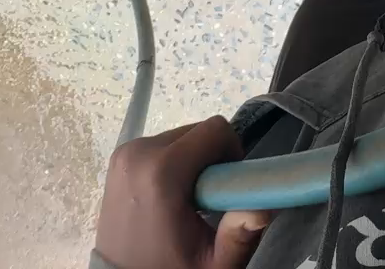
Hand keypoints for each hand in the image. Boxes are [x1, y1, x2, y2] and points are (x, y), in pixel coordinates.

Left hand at [95, 117, 272, 268]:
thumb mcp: (212, 266)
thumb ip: (239, 235)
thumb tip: (264, 207)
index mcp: (162, 171)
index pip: (215, 129)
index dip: (231, 152)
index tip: (227, 187)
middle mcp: (140, 152)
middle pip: (198, 132)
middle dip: (211, 159)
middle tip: (208, 199)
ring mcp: (126, 153)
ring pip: (181, 137)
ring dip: (193, 161)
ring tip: (187, 201)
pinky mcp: (120, 157)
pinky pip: (163, 145)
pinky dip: (174, 162)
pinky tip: (168, 196)